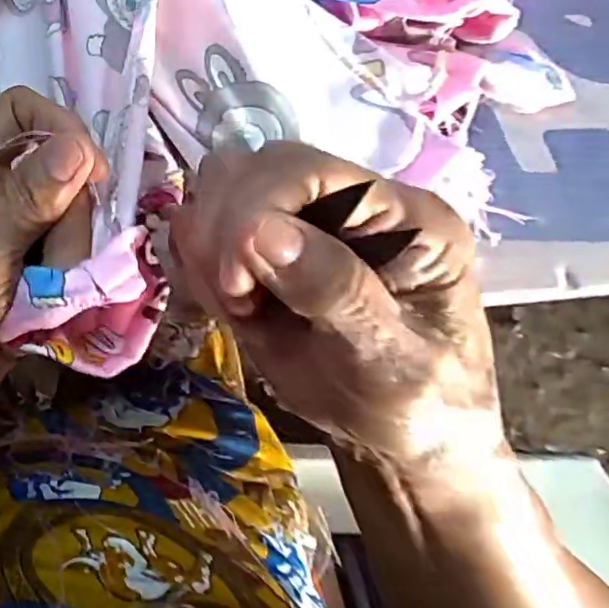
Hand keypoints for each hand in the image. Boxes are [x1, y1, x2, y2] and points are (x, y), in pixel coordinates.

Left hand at [0, 88, 105, 480]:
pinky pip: (79, 247)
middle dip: (70, 219)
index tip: (92, 177)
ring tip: (44, 299)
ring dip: (73, 257)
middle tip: (51, 268)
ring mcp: (17, 224)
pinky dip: (78, 275)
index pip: (19, 110)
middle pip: (63, 166)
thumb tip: (79, 144)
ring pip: (78, 212)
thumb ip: (26, 202)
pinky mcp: (35, 259)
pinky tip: (57, 304)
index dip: (62, 129)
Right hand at [168, 142, 507, 473]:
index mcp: (400, 216)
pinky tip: (228, 303)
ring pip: (212, 191)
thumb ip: (333, 291)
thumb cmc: (414, 404)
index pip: (301, 169)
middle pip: (246, 169)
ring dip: (206, 249)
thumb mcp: (389, 361)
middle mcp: (344, 201)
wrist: (392, 438)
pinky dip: (195, 263)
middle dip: (222, 232)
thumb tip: (259, 232)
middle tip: (239, 301)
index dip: (252, 210)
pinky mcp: (255, 240)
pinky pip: (197, 227)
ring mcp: (295, 218)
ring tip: (240, 306)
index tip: (236, 282)